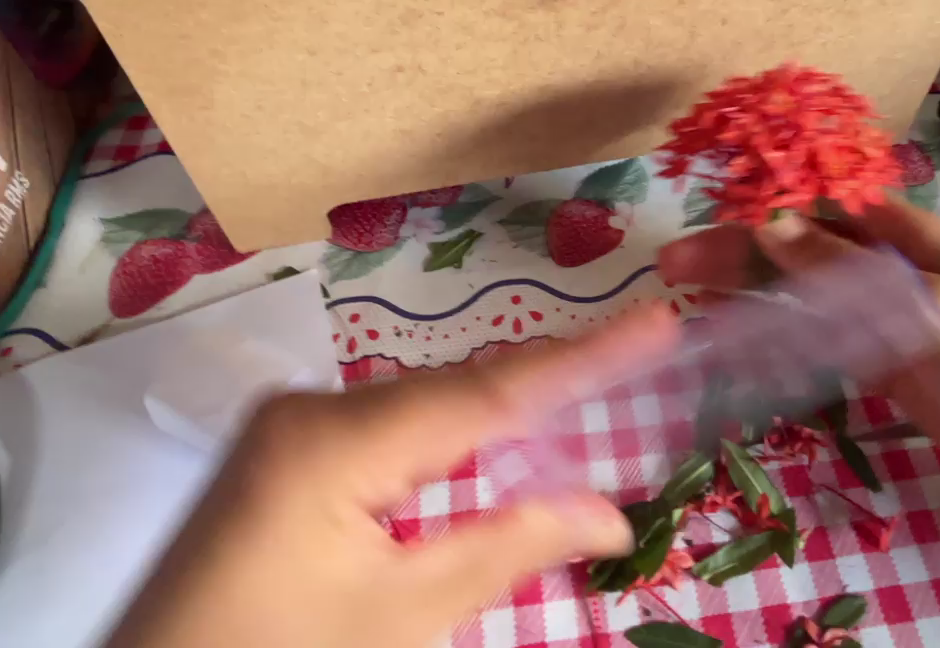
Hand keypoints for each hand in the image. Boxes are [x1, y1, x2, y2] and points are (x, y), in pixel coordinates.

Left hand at [106, 306, 678, 647]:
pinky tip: (497, 430)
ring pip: (426, 401)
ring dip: (502, 405)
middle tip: (635, 347)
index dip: (581, 357)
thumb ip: (509, 546)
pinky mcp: (287, 442)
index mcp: (336, 442)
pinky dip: (451, 428)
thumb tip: (611, 510)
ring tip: (586, 382)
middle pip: (457, 388)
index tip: (653, 321)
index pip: (489, 391)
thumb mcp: (399, 621)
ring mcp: (293, 419)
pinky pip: (392, 421)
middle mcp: (313, 405)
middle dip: (547, 379)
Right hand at [662, 205, 939, 647]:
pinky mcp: (877, 364)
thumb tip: (771, 222)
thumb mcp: (930, 309)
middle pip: (795, 250)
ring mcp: (877, 318)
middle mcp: (883, 268)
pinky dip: (773, 337)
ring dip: (745, 294)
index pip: (816, 206)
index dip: (757, 206)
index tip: (702, 216)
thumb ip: (846, 269)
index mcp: (902, 237)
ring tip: (685, 302)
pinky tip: (733, 340)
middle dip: (735, 254)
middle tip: (671, 268)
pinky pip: (814, 341)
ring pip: (797, 295)